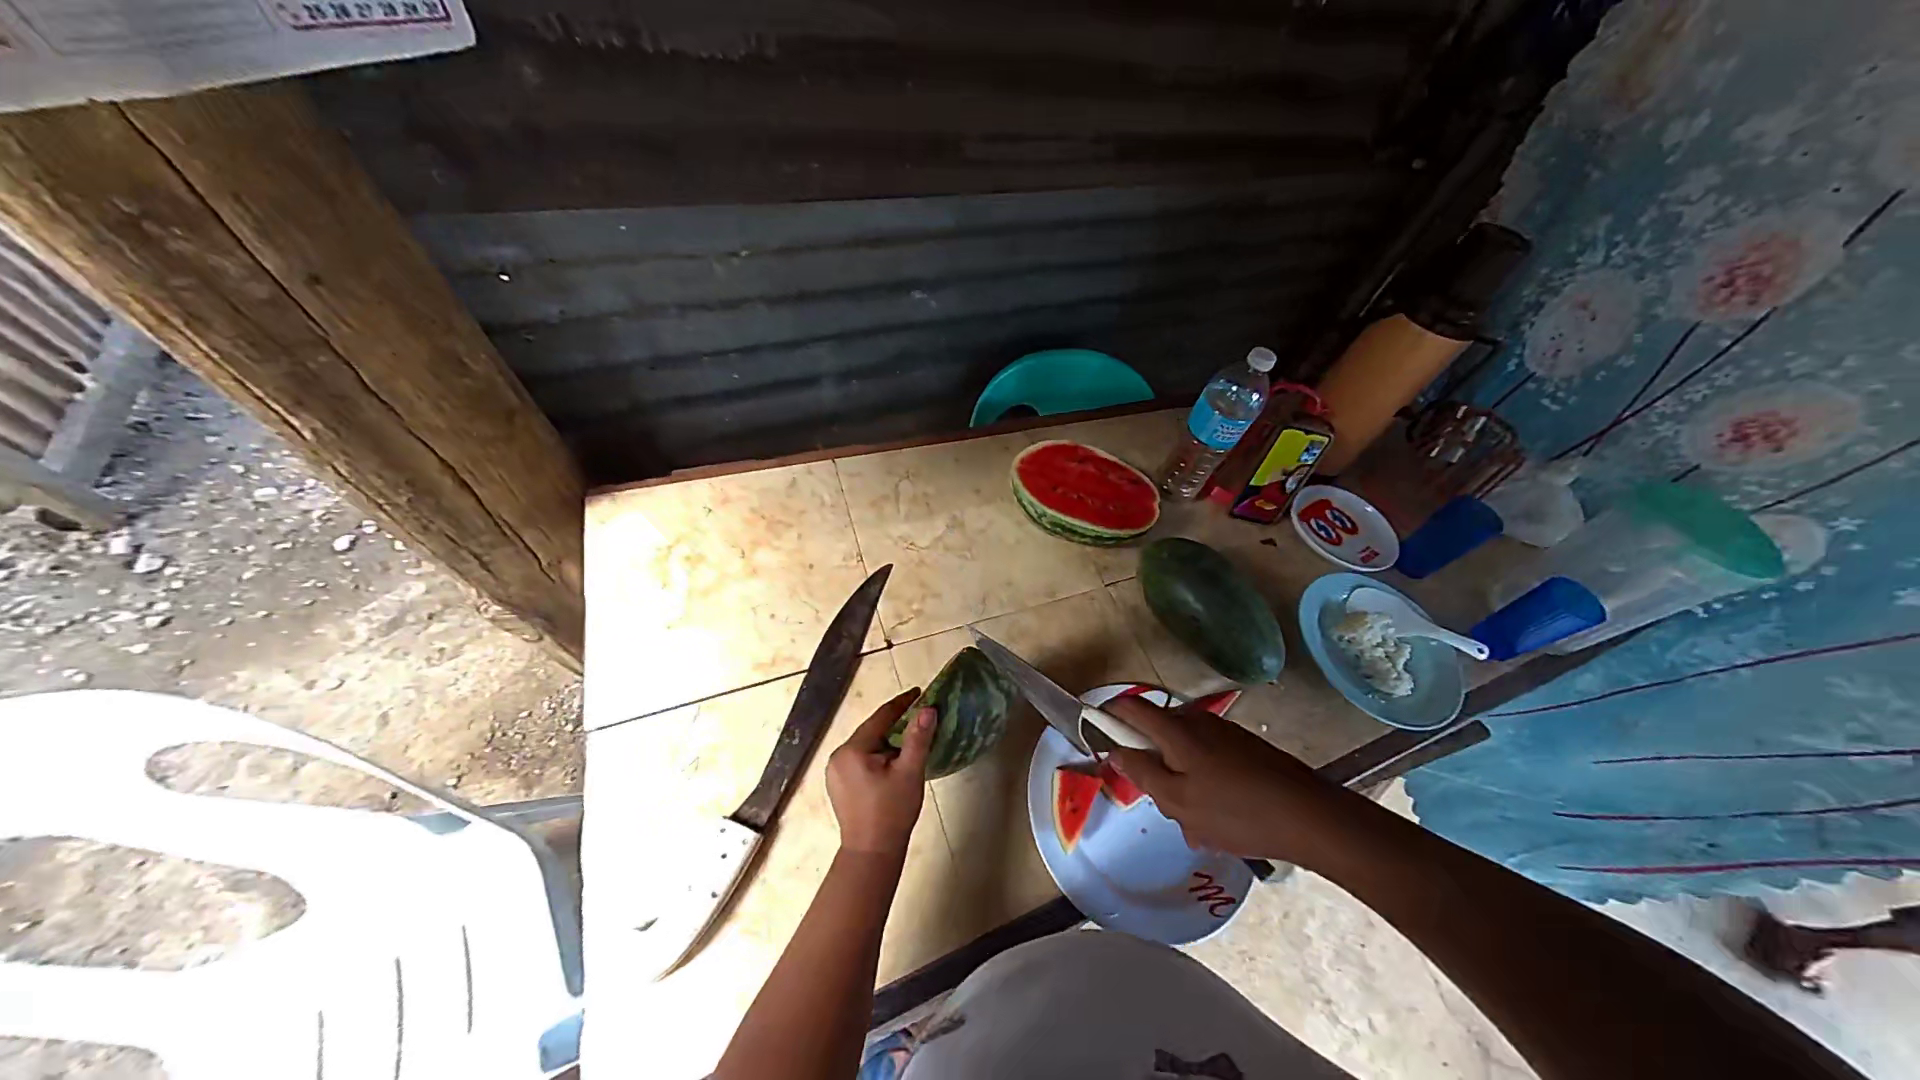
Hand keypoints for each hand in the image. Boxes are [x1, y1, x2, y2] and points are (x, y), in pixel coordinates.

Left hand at [826, 688, 934, 856]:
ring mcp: (835, 771)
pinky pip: (861, 760)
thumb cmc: (892, 812)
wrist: (872, 853)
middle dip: (896, 723)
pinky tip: (894, 761)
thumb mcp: (909, 772)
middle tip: (920, 717)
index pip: (880, 717)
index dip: (902, 704)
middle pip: (872, 731)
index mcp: (852, 750)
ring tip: (911, 738)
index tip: (920, 693)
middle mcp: (838, 756)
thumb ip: (918, 738)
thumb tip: (928, 709)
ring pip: (867, 746)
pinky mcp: (839, 784)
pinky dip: (878, 755)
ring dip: (888, 741)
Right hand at [1104, 696, 1350, 864]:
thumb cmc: (1236, 812)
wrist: (1310, 817)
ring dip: (1180, 778)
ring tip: (1196, 823)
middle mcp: (1199, 722)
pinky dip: (1204, 782)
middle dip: (1151, 762)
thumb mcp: (1178, 801)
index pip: (1131, 707)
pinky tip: (1220, 819)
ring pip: (1185, 750)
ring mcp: (1226, 733)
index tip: (1097, 734)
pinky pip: (1209, 759)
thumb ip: (1142, 772)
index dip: (1109, 715)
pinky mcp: (1246, 748)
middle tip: (1160, 801)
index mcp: (1177, 731)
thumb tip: (1115, 751)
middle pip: (1158, 731)